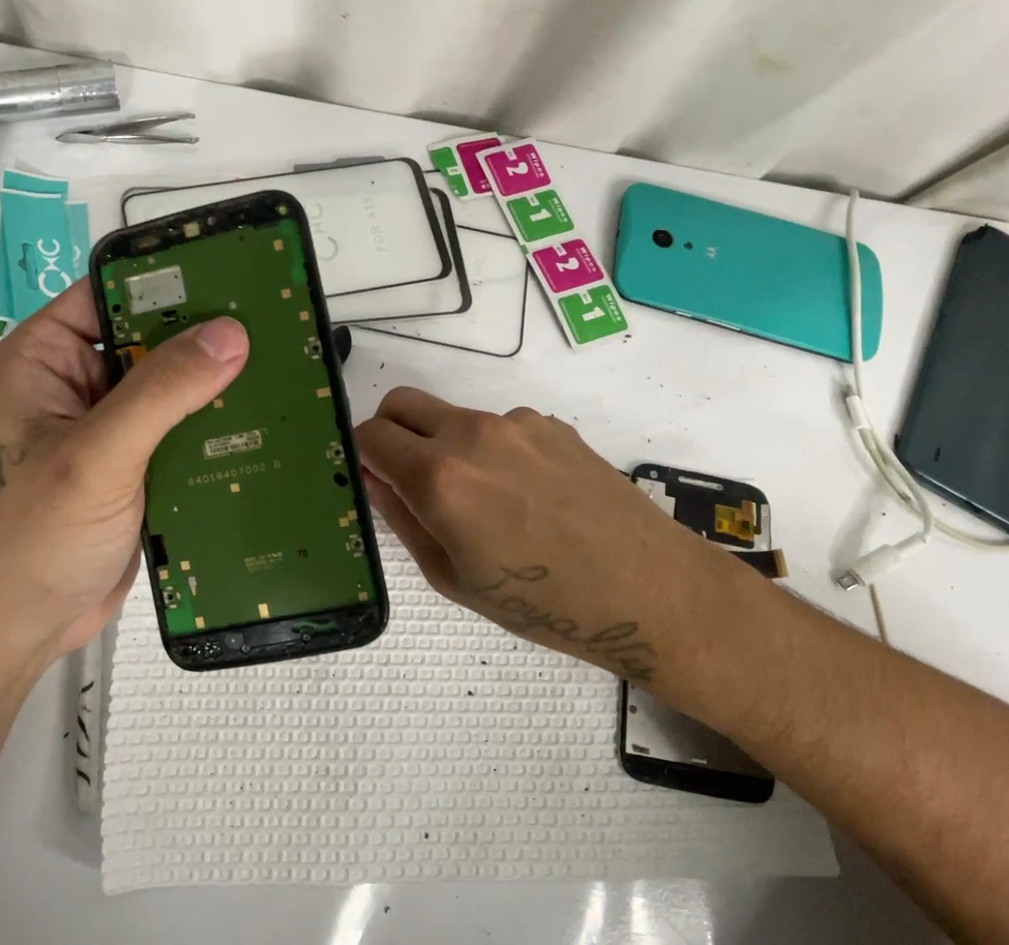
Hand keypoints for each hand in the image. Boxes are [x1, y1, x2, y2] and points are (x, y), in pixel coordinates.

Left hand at [0, 285, 248, 669]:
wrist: (13, 631)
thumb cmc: (31, 537)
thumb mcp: (96, 456)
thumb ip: (161, 392)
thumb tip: (232, 332)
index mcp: (47, 358)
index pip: (112, 292)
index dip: (172, 279)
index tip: (240, 271)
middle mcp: (76, 383)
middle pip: (151, 339)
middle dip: (208, 335)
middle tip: (281, 322)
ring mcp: (106, 429)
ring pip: (172, 389)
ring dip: (218, 386)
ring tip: (288, 368)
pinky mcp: (132, 469)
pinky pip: (179, 434)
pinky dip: (215, 431)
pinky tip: (265, 425)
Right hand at [354, 387, 745, 684]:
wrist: (648, 590)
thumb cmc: (543, 604)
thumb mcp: (453, 578)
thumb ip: (403, 521)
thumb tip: (375, 482)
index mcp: (440, 478)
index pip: (369, 437)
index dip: (361, 458)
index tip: (374, 483)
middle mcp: (472, 434)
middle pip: (401, 404)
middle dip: (390, 435)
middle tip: (407, 481)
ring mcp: (516, 423)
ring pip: (451, 416)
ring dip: (444, 444)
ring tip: (484, 502)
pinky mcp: (551, 424)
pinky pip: (498, 426)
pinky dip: (490, 450)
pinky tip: (526, 497)